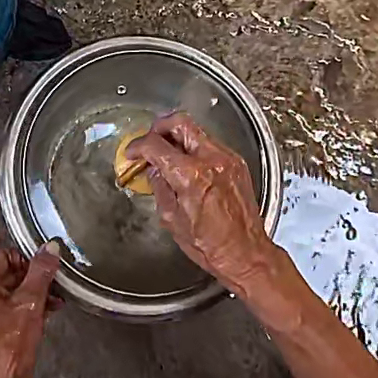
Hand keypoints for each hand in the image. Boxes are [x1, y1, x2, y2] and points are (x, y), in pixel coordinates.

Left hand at [0, 245, 61, 377]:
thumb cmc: (7, 352)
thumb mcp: (30, 304)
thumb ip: (41, 274)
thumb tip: (49, 249)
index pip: (3, 255)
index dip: (26, 258)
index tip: (46, 266)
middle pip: (9, 275)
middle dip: (34, 277)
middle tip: (55, 283)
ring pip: (14, 295)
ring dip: (36, 294)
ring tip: (56, 301)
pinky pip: (15, 313)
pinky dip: (32, 310)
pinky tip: (47, 316)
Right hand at [125, 112, 283, 294]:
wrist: (245, 254)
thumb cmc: (210, 244)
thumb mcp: (171, 218)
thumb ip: (159, 186)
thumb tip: (152, 170)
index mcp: (191, 176)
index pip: (155, 145)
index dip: (137, 146)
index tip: (132, 153)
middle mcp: (212, 161)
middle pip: (179, 122)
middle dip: (158, 128)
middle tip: (149, 142)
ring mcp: (228, 160)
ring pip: (196, 130)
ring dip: (176, 138)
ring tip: (166, 155)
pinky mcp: (237, 164)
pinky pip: (210, 144)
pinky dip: (193, 148)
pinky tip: (186, 165)